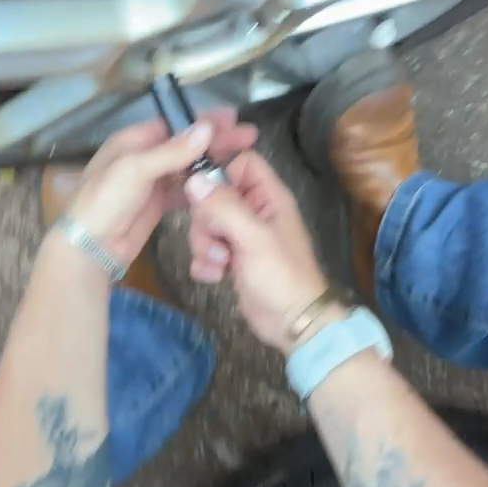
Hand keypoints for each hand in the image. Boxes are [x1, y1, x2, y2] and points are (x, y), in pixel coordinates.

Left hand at [59, 110, 258, 266]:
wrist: (89, 248)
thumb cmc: (105, 201)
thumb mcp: (136, 170)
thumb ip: (172, 151)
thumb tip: (206, 128)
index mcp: (134, 140)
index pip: (176, 124)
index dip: (205, 121)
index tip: (233, 119)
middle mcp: (143, 156)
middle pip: (186, 144)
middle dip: (215, 140)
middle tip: (248, 137)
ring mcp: (151, 181)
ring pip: (188, 167)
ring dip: (211, 163)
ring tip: (241, 161)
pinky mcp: (157, 204)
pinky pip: (184, 190)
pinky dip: (201, 187)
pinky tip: (221, 187)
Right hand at [184, 151, 331, 351]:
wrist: (293, 324)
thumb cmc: (282, 274)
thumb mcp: (254, 237)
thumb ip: (224, 206)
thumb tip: (194, 179)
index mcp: (269, 196)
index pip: (241, 163)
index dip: (222, 173)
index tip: (205, 192)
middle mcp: (254, 211)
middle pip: (215, 195)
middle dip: (207, 220)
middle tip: (218, 240)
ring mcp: (241, 235)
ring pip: (206, 223)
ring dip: (205, 244)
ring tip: (221, 263)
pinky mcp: (231, 258)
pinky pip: (206, 248)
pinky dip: (205, 262)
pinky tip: (216, 276)